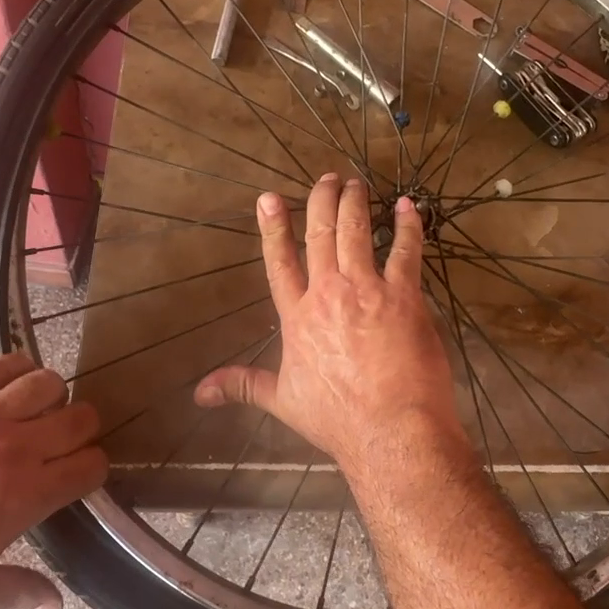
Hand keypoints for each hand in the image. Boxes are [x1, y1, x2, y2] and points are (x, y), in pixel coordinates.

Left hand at [0, 352, 105, 608]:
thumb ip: (19, 593)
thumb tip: (55, 607)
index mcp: (24, 498)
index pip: (92, 464)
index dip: (92, 472)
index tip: (77, 480)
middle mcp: (11, 449)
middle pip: (80, 417)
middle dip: (79, 432)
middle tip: (58, 447)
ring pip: (46, 381)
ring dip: (49, 398)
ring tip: (30, 414)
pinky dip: (14, 371)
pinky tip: (4, 390)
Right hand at [194, 174, 466, 474]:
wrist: (390, 429)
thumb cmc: (336, 418)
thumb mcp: (282, 401)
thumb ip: (242, 386)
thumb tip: (200, 392)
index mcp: (297, 316)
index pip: (280, 261)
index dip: (273, 227)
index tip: (269, 198)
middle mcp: (329, 294)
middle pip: (321, 234)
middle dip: (322, 200)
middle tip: (327, 178)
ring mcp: (367, 291)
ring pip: (357, 232)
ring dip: (356, 203)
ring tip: (356, 182)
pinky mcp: (404, 296)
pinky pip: (406, 250)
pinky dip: (409, 225)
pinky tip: (409, 206)